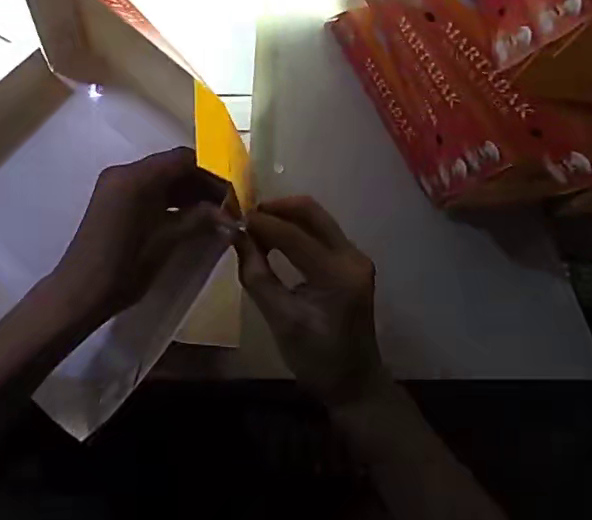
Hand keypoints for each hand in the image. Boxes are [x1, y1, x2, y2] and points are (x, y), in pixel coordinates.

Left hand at [47, 147, 230, 324]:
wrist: (77, 296)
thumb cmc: (124, 269)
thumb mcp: (167, 242)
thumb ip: (199, 219)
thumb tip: (229, 213)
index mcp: (137, 177)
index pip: (184, 160)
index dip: (212, 173)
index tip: (232, 192)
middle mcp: (125, 172)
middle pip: (172, 166)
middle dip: (201, 182)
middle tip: (226, 204)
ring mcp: (116, 185)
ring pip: (161, 177)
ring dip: (187, 191)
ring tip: (213, 212)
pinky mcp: (112, 199)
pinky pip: (148, 188)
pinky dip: (169, 198)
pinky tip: (189, 216)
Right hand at [237, 196, 387, 406]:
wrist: (356, 384)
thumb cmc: (317, 361)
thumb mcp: (281, 323)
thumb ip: (258, 277)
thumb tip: (237, 238)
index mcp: (337, 274)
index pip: (294, 235)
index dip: (263, 223)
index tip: (235, 218)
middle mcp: (352, 256)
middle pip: (312, 212)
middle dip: (277, 208)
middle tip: (248, 217)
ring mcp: (356, 256)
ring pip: (318, 218)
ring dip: (287, 216)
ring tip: (257, 227)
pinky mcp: (352, 260)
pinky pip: (323, 232)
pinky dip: (298, 228)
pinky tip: (276, 239)